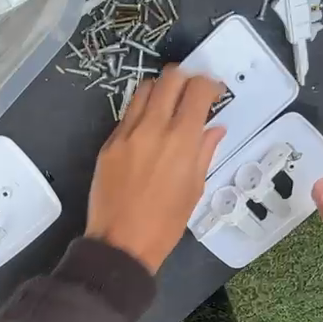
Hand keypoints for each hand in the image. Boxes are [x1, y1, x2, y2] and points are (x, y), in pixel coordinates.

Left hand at [85, 65, 226, 272]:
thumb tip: (214, 129)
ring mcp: (126, 134)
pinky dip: (141, 111)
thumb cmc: (165, 224)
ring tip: (168, 103)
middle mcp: (153, 128)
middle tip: (191, 92)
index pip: (198, 90)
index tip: (214, 93)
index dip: (210, 85)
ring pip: (144, 89)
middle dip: (186, 78)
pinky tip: (148, 127)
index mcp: (181, 141)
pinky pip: (127, 114)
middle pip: (170, 78)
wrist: (120, 243)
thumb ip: (204, 152)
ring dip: (161, 88)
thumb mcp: (194, 190)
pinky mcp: (108, 144)